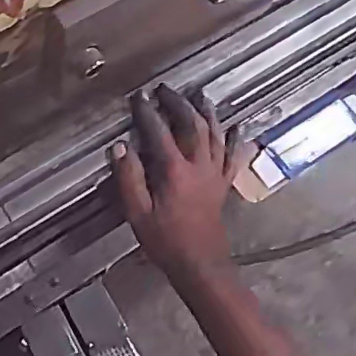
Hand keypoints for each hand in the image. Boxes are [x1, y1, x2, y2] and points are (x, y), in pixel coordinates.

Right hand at [111, 84, 243, 280]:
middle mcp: (199, 166)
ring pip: (214, 134)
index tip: (139, 97)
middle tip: (165, 90)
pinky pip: (231, 155)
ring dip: (206, 112)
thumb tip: (121, 147)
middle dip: (178, 103)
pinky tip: (234, 127)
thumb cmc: (166, 241)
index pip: (159, 132)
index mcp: (175, 171)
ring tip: (200, 96)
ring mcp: (215, 174)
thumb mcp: (137, 213)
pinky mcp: (223, 184)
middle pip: (192, 124)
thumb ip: (129, 178)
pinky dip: (233, 138)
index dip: (148, 111)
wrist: (200, 264)